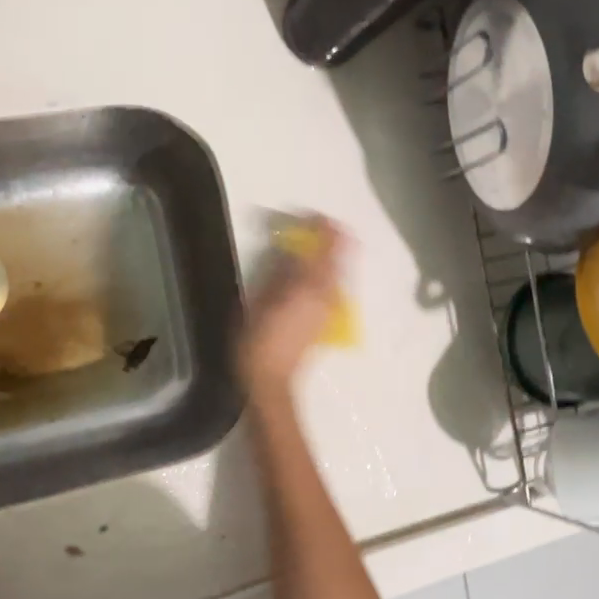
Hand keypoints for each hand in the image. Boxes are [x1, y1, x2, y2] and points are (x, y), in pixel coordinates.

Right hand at [239, 215, 347, 391]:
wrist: (271, 383)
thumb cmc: (256, 342)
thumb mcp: (260, 301)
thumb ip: (280, 271)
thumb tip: (293, 249)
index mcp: (311, 286)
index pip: (328, 244)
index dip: (322, 224)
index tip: (307, 215)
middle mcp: (329, 294)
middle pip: (342, 254)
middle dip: (328, 236)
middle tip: (305, 227)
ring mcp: (331, 307)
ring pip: (340, 269)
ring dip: (326, 253)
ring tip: (302, 247)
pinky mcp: (327, 318)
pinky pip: (332, 284)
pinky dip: (324, 270)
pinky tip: (305, 272)